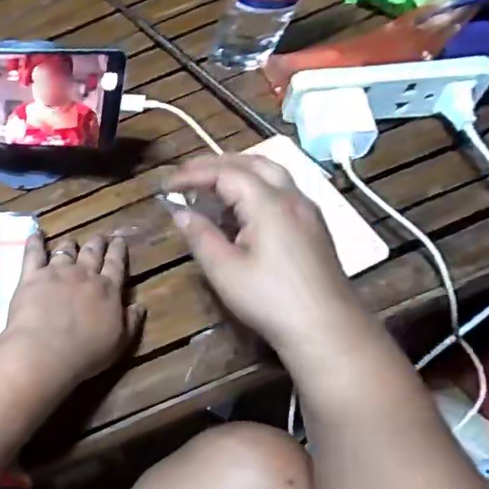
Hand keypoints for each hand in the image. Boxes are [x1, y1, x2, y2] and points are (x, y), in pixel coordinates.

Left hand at [0, 233, 143, 390]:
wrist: (45, 352)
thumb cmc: (85, 354)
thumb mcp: (119, 343)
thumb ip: (131, 322)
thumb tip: (140, 305)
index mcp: (109, 291)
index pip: (116, 265)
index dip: (118, 252)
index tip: (119, 241)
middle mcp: (85, 275)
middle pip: (93, 252)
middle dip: (97, 243)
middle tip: (99, 237)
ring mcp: (57, 272)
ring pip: (65, 250)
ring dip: (69, 244)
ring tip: (70, 241)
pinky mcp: (31, 275)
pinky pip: (33, 252)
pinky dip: (34, 241)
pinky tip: (36, 234)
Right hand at [166, 155, 371, 357]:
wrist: (323, 325)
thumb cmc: (268, 299)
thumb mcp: (224, 270)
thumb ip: (201, 236)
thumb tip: (181, 214)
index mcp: (269, 205)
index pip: (226, 174)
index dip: (193, 175)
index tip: (165, 185)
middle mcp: (291, 198)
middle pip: (253, 163)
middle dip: (215, 164)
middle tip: (184, 175)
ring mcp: (306, 210)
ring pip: (271, 173)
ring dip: (237, 170)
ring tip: (208, 183)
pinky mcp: (311, 225)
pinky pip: (280, 189)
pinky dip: (253, 185)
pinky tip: (239, 206)